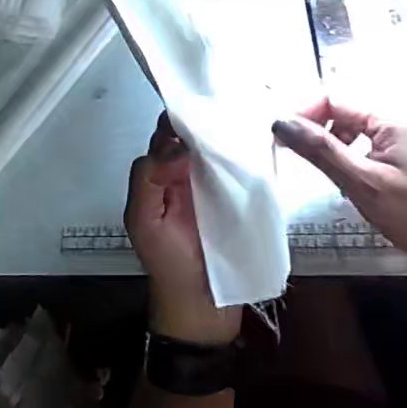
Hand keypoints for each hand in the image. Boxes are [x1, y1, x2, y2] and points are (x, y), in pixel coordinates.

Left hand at [125, 113, 241, 344]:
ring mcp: (220, 181)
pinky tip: (264, 139)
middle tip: (230, 102)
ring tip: (250, 112)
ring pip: (223, 145)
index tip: (200, 102)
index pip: (167, 131)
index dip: (180, 115)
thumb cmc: (169, 262)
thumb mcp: (143, 221)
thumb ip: (148, 178)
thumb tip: (179, 146)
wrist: (204, 305)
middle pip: (198, 133)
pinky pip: (247, 165)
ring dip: (233, 130)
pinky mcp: (246, 193)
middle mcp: (189, 170)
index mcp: (161, 172)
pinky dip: (254, 150)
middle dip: (210, 115)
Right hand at [273, 100, 406, 329]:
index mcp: (391, 121)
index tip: (286, 144)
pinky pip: (394, 153)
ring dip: (351, 155)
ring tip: (347, 189)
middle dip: (328, 139)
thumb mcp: (364, 185)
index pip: (334, 100)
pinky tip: (379, 196)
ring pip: (374, 138)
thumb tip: (281, 121)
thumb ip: (322, 152)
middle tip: (317, 174)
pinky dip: (375, 167)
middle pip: (354, 118)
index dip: (305, 116)